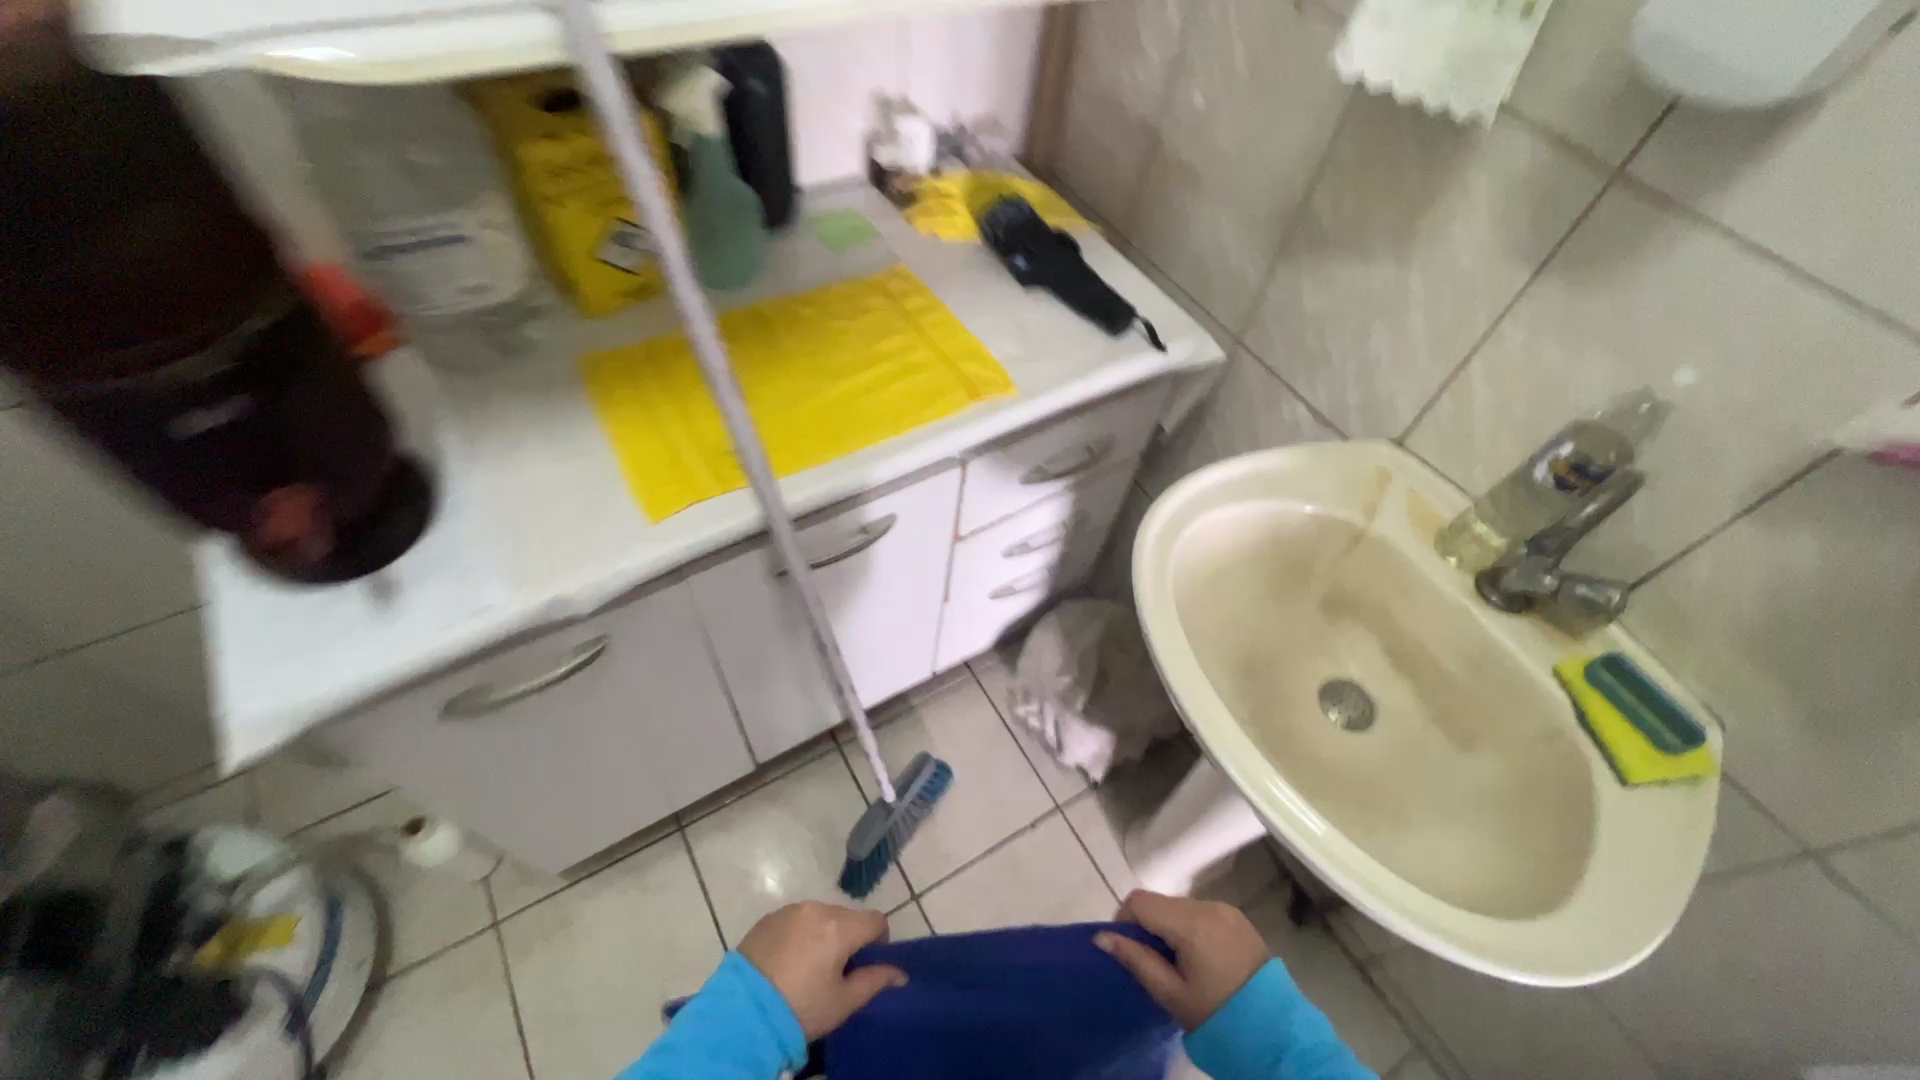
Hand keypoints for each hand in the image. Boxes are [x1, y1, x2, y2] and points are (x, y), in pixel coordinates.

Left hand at [737, 901, 907, 1039]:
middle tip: (835, 972)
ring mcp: (789, 910)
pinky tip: (787, 962)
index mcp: (839, 926)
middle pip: (847, 917)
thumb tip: (901, 974)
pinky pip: (796, 920)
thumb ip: (875, 981)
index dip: (878, 942)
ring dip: (823, 934)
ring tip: (808, 967)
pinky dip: (800, 935)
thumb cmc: (800, 1007)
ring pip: (820, 916)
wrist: (742, 1013)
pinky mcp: (767, 918)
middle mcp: (816, 909)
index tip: (864, 965)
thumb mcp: (843, 1001)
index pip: (876, 920)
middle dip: (849, 939)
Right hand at [1095, 889, 1269, 1030]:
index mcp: (1191, 922)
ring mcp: (1226, 910)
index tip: (1126, 948)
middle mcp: (1209, 906)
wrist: (1272, 1031)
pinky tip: (1197, 957)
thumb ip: (1135, 958)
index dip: (1124, 920)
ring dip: (1168, 925)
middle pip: (1161, 901)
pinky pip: (1201, 912)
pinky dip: (1189, 927)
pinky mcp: (1238, 918)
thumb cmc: (1215, 1014)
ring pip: (1180, 906)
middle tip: (1150, 960)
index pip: (1140, 901)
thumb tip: (1101, 936)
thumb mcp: (1169, 992)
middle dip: (1147, 924)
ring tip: (1176, 962)